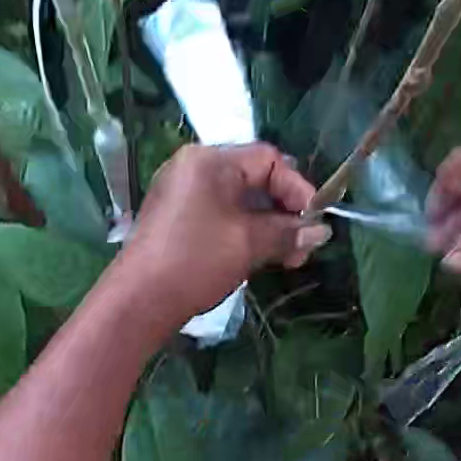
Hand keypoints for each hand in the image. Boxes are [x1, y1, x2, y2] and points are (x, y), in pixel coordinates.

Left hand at [115, 143, 330, 323]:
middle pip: (255, 178)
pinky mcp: (178, 218)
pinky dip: (246, 232)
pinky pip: (222, 215)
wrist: (139, 300)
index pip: (268, 159)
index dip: (298, 188)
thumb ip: (288, 232)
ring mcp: (183, 193)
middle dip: (285, 212)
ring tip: (288, 258)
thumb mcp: (249, 244)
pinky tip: (260, 257)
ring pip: (240, 201)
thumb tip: (321, 231)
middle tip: (303, 246)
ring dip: (269, 226)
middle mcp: (194, 168)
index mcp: (210, 161)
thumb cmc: (196, 261)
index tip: (315, 221)